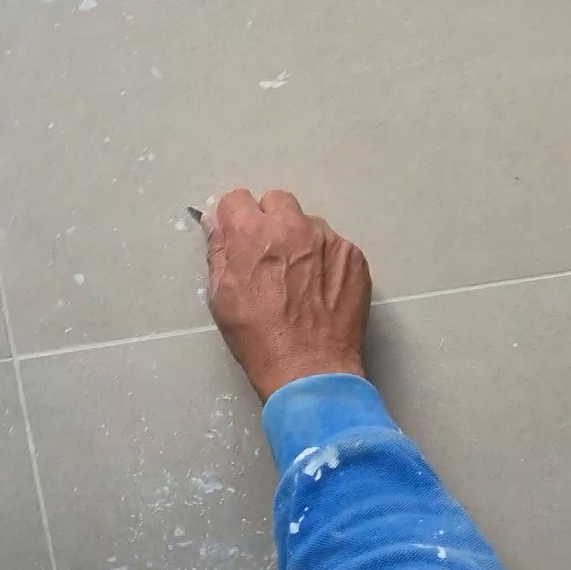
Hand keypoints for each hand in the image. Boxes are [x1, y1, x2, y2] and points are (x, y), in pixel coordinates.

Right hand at [202, 188, 370, 399]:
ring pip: (308, 224)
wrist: (309, 369)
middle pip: (277, 201)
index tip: (238, 241)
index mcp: (253, 233)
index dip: (235, 221)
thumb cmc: (257, 338)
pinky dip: (326, 261)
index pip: (237, 199)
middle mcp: (293, 227)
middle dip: (269, 222)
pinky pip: (334, 247)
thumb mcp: (221, 296)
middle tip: (269, 257)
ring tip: (299, 281)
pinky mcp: (353, 257)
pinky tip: (321, 291)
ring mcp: (328, 240)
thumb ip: (218, 251)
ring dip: (300, 241)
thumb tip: (216, 223)